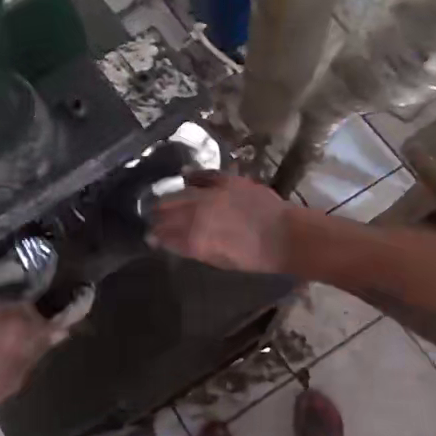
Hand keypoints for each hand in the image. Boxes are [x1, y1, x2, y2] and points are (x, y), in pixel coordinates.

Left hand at [0, 299, 86, 435]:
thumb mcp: (10, 381)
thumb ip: (34, 356)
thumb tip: (56, 336)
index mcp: (19, 328)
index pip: (51, 320)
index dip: (61, 323)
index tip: (68, 326)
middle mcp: (2, 311)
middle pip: (29, 309)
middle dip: (37, 320)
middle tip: (41, 338)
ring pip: (9, 309)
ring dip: (16, 320)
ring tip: (18, 340)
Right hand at [150, 171, 296, 273]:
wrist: (285, 235)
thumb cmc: (254, 257)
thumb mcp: (219, 260)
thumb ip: (193, 248)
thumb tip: (173, 242)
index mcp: (195, 237)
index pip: (164, 235)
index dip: (155, 236)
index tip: (150, 237)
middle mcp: (197, 213)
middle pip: (167, 211)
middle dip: (158, 217)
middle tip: (154, 220)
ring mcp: (211, 194)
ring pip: (180, 193)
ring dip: (170, 199)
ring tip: (164, 202)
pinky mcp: (227, 180)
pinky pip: (203, 175)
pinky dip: (192, 175)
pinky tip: (185, 176)